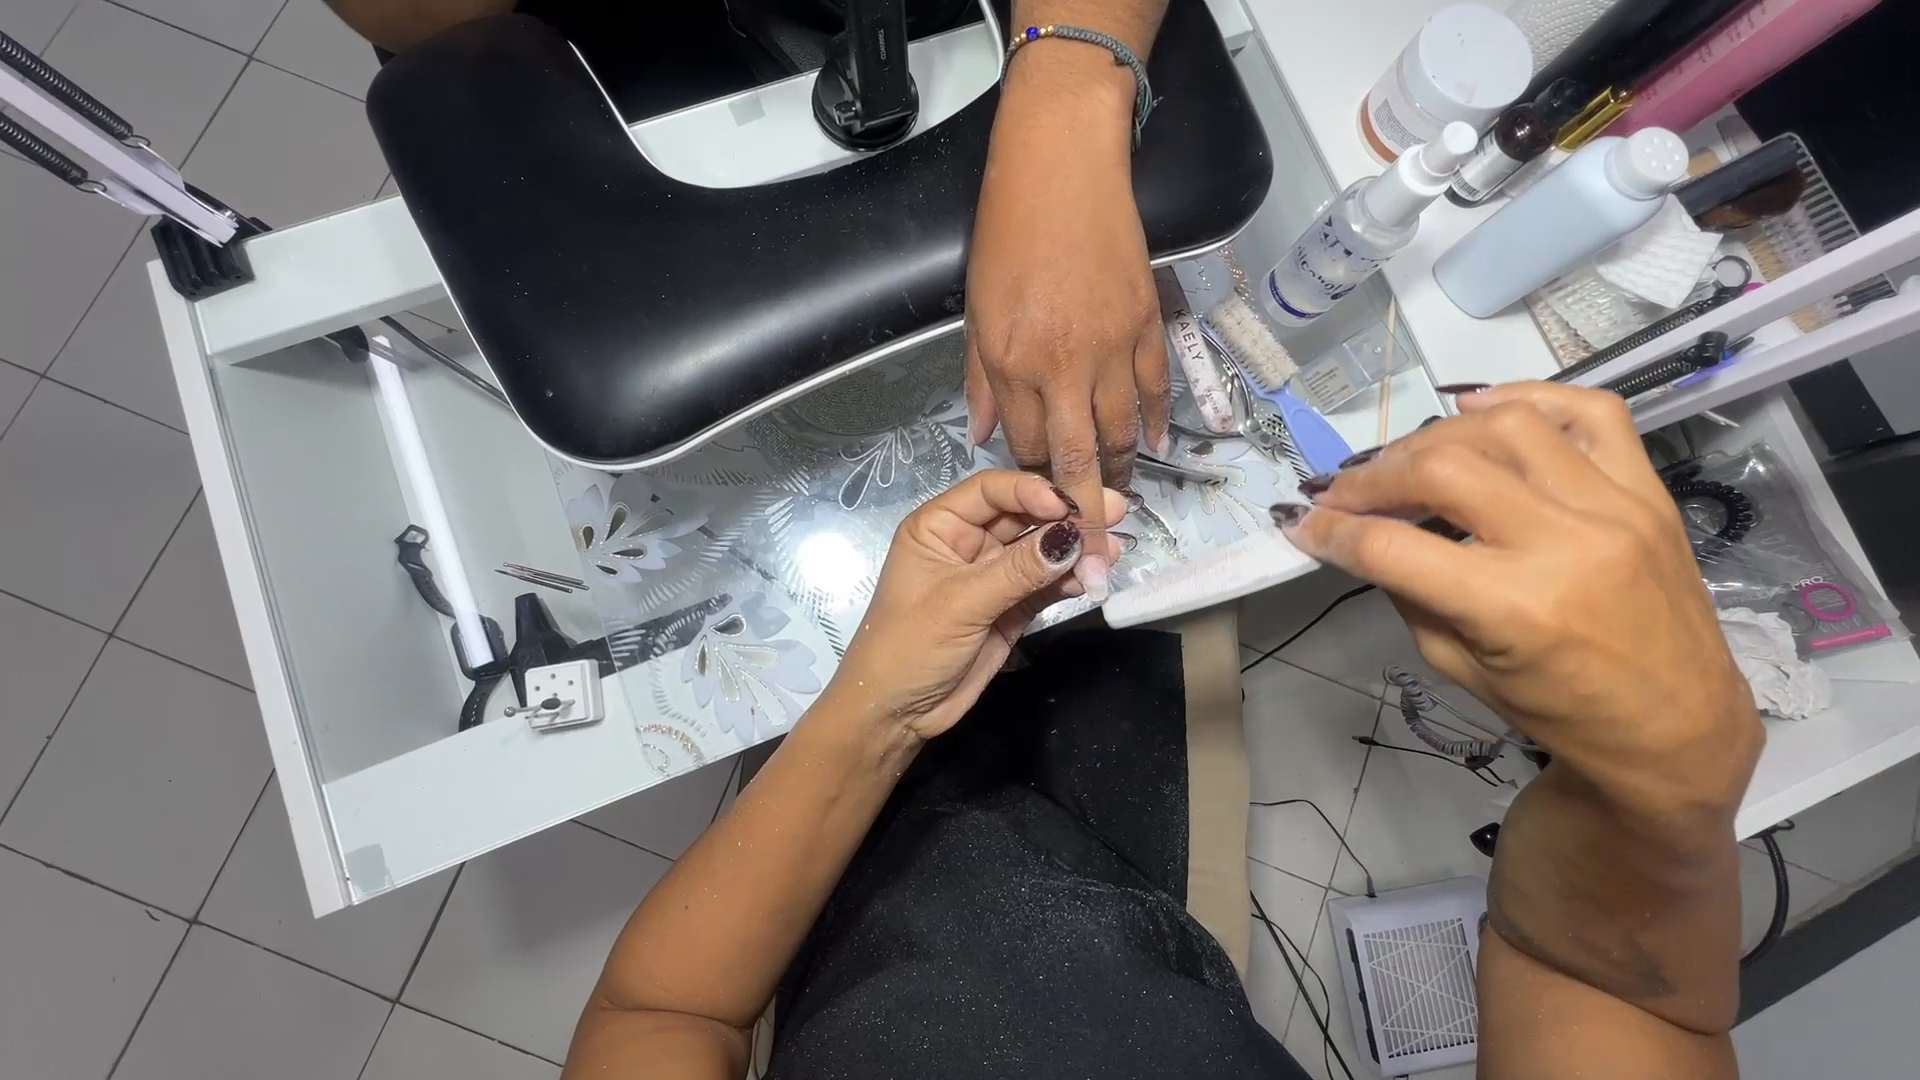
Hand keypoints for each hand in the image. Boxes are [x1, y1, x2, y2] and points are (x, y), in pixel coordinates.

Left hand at [826, 470, 1125, 741]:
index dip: (1031, 491)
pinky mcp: (1011, 605)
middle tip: (1114, 514)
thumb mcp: (961, 603)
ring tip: (1112, 552)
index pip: (991, 490)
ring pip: (1041, 549)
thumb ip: (1017, 570)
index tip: (1068, 506)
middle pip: (1024, 515)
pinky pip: (1046, 582)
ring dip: (1075, 549)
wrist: (897, 714)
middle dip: (1066, 517)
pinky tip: (1093, 578)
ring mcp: (992, 574)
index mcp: (939, 526)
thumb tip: (1072, 538)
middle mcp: (967, 541)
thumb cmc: (910, 646)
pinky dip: (1070, 579)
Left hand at [965, 47, 1170, 600]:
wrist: (1063, 167)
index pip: (1024, 446)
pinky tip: (1152, 448)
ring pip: (1120, 431)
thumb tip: (982, 437)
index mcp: (1013, 365)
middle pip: (1077, 458)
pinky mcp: (1146, 327)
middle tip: (1094, 554)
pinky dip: (1154, 424)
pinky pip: (1154, 391)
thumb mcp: (976, 311)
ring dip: (1120, 473)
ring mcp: (1111, 348)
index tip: (1040, 512)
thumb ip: (980, 380)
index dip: (1032, 484)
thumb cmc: (1006, 235)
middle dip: (1084, 514)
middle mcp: (1063, 367)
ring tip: (1118, 503)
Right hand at [1273, 383, 1761, 810]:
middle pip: (1440, 471)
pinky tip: (1475, 410)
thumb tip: (1361, 536)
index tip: (1300, 524)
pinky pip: (1589, 413)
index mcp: (1512, 607)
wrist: (1676, 724)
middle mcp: (1566, 544)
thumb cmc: (1554, 708)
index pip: (1390, 547)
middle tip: (1340, 495)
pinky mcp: (1647, 491)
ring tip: (1403, 463)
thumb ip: (1406, 590)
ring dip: (1430, 439)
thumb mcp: (1453, 662)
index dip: (1330, 531)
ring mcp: (1615, 508)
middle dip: (1369, 478)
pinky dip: (1524, 397)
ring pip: (1504, 427)